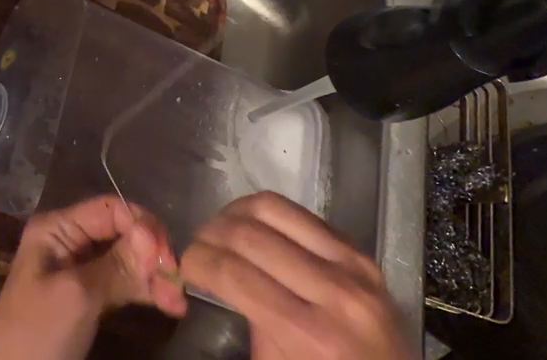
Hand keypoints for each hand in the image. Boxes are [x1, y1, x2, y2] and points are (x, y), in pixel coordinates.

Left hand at [0, 195, 187, 359]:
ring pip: (126, 261)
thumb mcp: (77, 296)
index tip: (168, 257)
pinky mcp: (89, 300)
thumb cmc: (38, 333)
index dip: (142, 225)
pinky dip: (146, 292)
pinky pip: (123, 285)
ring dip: (153, 276)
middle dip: (151, 253)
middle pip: (120, 233)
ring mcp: (79, 272)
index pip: (109, 209)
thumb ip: (117, 265)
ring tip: (178, 302)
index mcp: (57, 229)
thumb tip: (152, 233)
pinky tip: (170, 305)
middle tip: (178, 283)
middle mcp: (69, 243)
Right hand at [182, 192, 413, 359]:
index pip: (233, 274)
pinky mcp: (361, 253)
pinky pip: (301, 214)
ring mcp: (353, 267)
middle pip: (247, 234)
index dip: (197, 263)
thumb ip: (249, 324)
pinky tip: (256, 233)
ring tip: (221, 233)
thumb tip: (210, 276)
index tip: (184, 267)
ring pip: (271, 208)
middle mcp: (334, 292)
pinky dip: (268, 218)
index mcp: (311, 337)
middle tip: (197, 250)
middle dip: (209, 237)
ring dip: (233, 215)